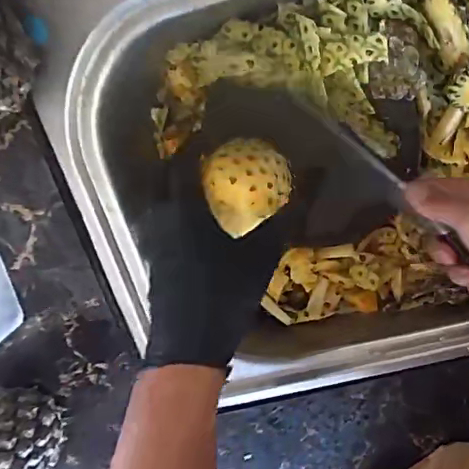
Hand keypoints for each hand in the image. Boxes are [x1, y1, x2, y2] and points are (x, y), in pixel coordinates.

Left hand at [139, 141, 302, 370]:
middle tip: (216, 149)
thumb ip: (290, 211)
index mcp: (182, 207)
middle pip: (167, 173)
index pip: (185, 157)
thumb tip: (316, 177)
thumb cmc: (226, 292)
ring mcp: (152, 237)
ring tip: (213, 177)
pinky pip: (164, 215)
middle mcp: (160, 215)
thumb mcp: (264, 251)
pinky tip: (204, 215)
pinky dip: (181, 204)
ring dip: (183, 181)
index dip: (201, 137)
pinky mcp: (154, 254)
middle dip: (188, 156)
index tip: (221, 127)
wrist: (190, 341)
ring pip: (162, 195)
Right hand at [404, 178, 468, 305]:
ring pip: (456, 256)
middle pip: (442, 229)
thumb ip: (436, 204)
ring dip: (460, 271)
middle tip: (450, 258)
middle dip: (442, 250)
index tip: (412, 218)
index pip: (438, 188)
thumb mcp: (466, 217)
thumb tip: (409, 188)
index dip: (422, 201)